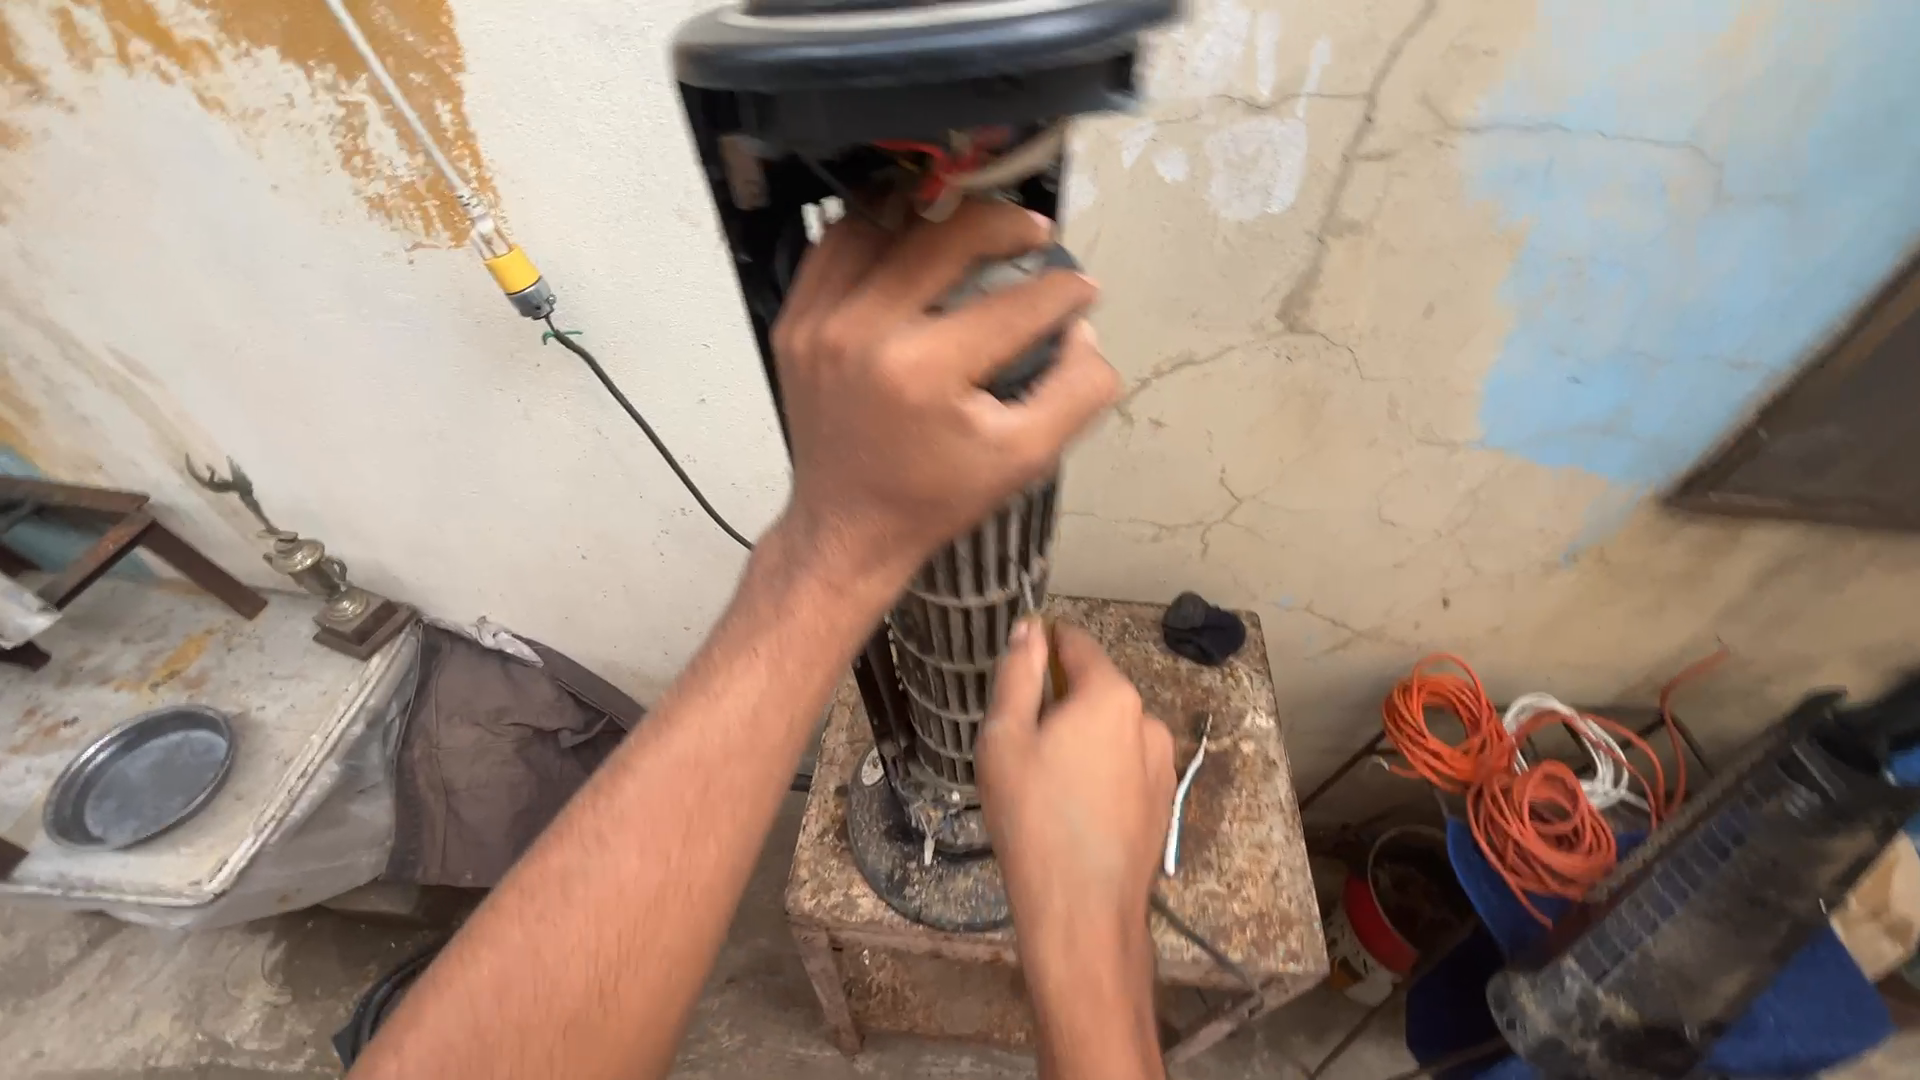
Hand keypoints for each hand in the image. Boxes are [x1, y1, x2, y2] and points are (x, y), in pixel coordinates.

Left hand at [769, 199, 1117, 583]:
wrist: (848, 528)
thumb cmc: (936, 498)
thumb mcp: (1024, 460)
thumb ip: (1076, 391)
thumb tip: (1084, 327)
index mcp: (922, 372)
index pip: (1012, 304)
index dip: (1062, 290)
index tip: (1083, 288)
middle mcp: (861, 332)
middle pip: (944, 236)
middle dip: (1004, 225)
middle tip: (1034, 235)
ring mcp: (817, 322)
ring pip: (883, 223)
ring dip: (938, 216)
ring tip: (976, 227)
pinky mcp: (794, 322)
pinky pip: (836, 246)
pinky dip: (879, 231)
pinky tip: (911, 240)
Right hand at [977, 620, 1176, 948]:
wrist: (1082, 911)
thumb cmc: (1032, 816)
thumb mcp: (1006, 737)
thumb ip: (1017, 674)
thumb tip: (1029, 628)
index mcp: (1110, 695)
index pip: (1077, 642)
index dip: (1043, 645)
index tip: (1017, 666)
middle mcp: (1147, 718)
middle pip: (1096, 687)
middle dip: (1060, 699)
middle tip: (1022, 739)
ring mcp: (1162, 762)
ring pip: (1111, 727)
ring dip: (1082, 735)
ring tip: (1046, 778)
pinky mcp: (1164, 799)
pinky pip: (1125, 762)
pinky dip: (1100, 767)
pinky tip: (1075, 804)